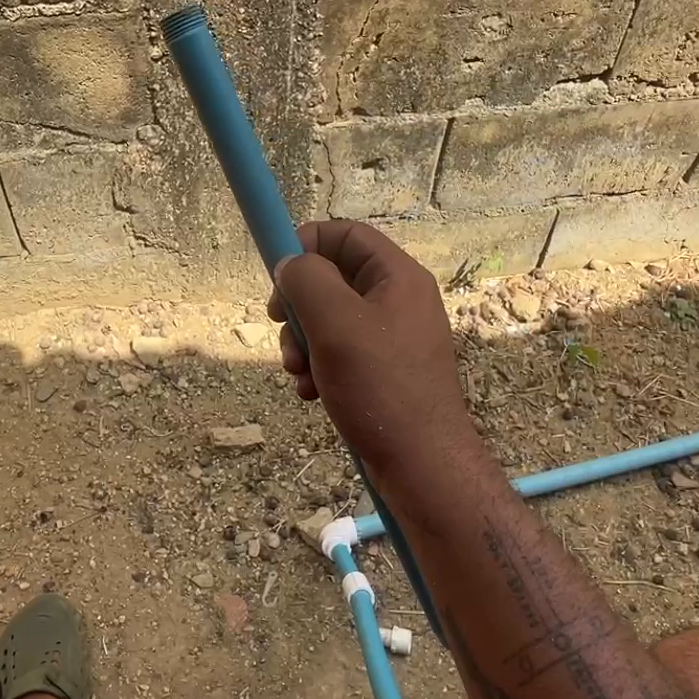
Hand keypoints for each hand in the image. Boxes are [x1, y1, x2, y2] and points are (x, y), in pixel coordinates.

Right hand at [269, 220, 481, 470]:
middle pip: (334, 278)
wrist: (421, 464)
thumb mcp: (334, 323)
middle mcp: (399, 301)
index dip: (308, 243)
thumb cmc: (380, 386)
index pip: (347, 235)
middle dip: (299, 305)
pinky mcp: (384, 371)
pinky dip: (319, 368)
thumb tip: (290, 264)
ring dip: (303, 342)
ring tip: (298, 372)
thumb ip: (306, 281)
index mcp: (398, 277)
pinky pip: (341, 353)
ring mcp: (392, 338)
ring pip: (331, 320)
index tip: (277, 273)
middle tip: (282, 329)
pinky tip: (311, 393)